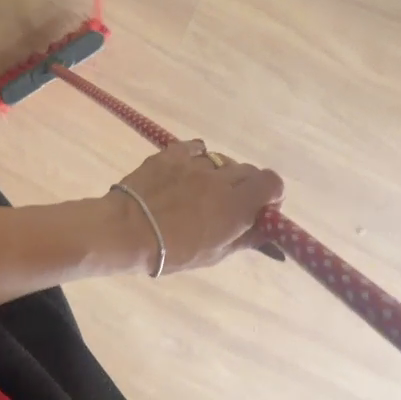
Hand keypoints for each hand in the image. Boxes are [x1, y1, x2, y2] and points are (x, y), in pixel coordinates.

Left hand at [111, 139, 283, 275]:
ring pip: (220, 160)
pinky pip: (194, 147)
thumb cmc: (174, 250)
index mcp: (236, 205)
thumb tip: (271, 234)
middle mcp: (219, 179)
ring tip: (204, 189)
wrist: (129, 229)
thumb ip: (246, 238)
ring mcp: (193, 163)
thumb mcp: (216, 253)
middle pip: (247, 170)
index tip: (261, 206)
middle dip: (246, 185)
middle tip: (232, 201)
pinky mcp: (170, 153)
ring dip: (220, 173)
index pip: (272, 182)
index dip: (271, 193)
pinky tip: (189, 169)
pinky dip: (197, 156)